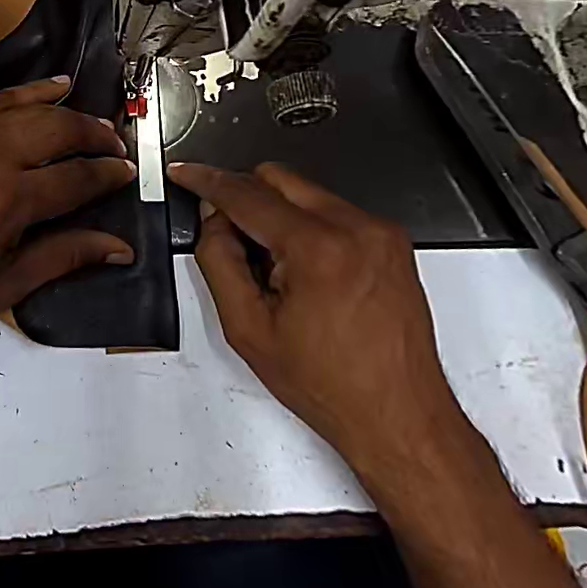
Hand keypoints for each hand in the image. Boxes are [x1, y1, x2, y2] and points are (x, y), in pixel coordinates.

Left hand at [0, 76, 136, 354]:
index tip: (125, 175)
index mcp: (4, 201)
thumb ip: (63, 256)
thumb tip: (115, 247)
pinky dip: (26, 92)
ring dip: (68, 110)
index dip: (107, 176)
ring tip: (94, 119)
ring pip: (29, 108)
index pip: (75, 179)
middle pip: (59, 132)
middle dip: (96, 137)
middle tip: (116, 148)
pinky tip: (47, 89)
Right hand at [168, 161, 461, 466]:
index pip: (247, 193)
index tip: (188, 173)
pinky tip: (306, 272)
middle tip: (233, 241)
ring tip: (279, 272)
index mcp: (319, 248)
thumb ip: (218, 261)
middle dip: (244, 198)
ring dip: (277, 215)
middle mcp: (357, 229)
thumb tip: (213, 220)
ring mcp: (379, 231)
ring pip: (305, 191)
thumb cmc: (335, 385)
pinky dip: (308, 226)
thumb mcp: (248, 328)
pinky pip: (334, 209)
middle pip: (276, 178)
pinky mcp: (391, 238)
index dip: (207, 179)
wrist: (398, 414)